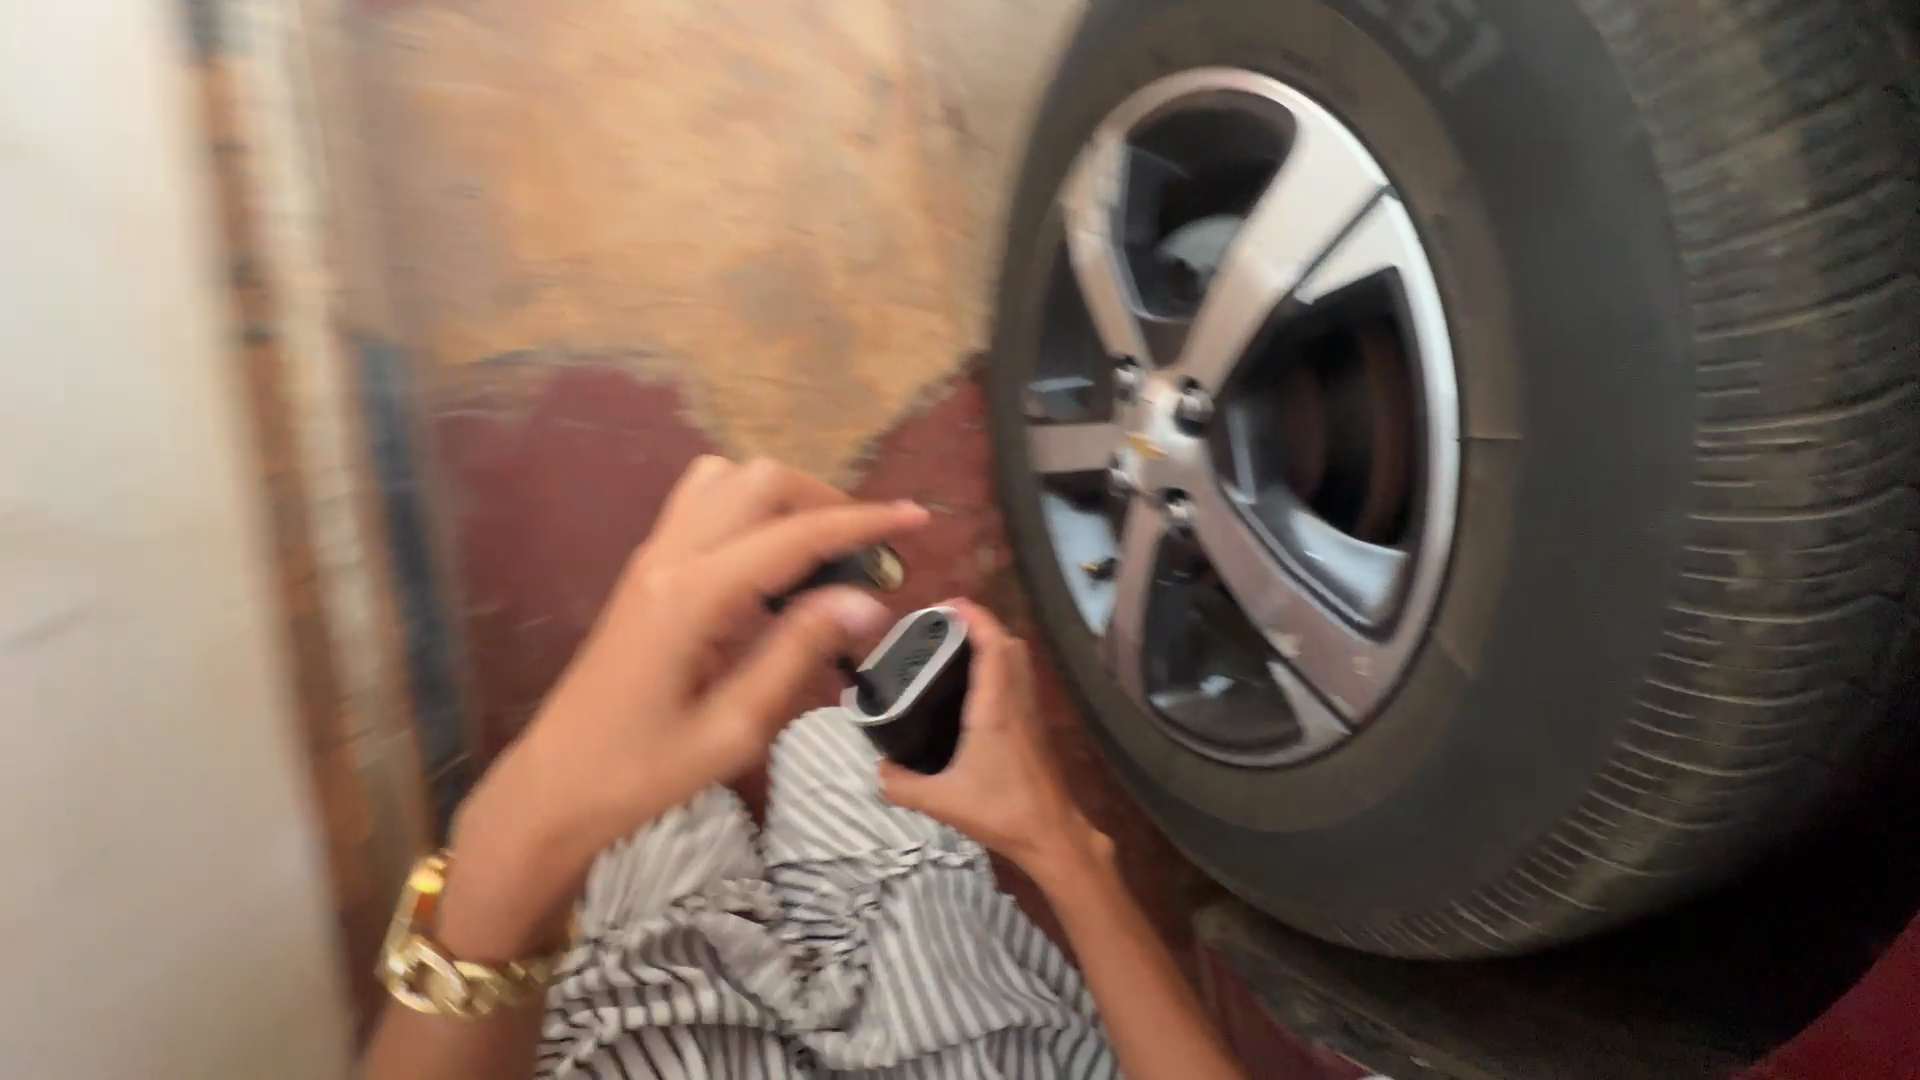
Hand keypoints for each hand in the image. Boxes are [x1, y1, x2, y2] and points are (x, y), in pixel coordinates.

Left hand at [442, 457, 927, 954]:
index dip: (864, 522)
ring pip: (729, 479)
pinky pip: (704, 502)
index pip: (796, 535)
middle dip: (827, 502)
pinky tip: (771, 563)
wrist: (556, 786)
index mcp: (693, 596)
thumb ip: (800, 651)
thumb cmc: (645, 772)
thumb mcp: (735, 727)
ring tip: (821, 551)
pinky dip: (752, 509)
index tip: (916, 518)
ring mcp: (653, 554)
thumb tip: (868, 600)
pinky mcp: (648, 566)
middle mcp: (670, 555)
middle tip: (865, 555)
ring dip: (786, 499)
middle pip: (760, 480)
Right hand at [878, 601, 1107, 875]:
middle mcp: (1016, 699)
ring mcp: (1029, 710)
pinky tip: (972, 686)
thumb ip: (902, 785)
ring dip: (991, 642)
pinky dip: (998, 663)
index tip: (944, 605)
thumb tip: (878, 769)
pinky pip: (1018, 677)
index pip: (991, 644)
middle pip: (1007, 642)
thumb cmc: (1001, 811)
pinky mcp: (1033, 723)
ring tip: (953, 649)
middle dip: (979, 624)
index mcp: (995, 706)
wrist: (1051, 833)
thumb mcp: (942, 801)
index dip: (972, 616)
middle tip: (942, 628)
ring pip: (1017, 658)